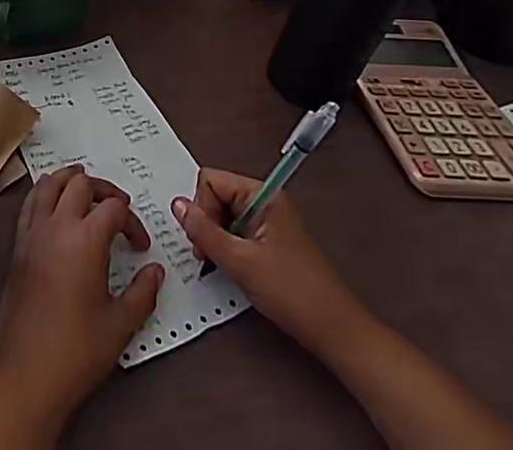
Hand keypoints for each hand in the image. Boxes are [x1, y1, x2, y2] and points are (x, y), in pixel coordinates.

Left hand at [0, 166, 164, 439]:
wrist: (28, 375)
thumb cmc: (75, 351)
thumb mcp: (121, 323)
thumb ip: (143, 292)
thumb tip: (154, 272)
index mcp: (85, 240)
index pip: (113, 208)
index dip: (132, 221)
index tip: (139, 245)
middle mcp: (55, 228)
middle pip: (80, 184)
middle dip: (103, 189)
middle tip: (117, 205)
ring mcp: (32, 235)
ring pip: (48, 184)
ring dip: (68, 179)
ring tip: (83, 185)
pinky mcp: (17, 247)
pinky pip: (29, 205)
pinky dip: (43, 194)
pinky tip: (52, 206)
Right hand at [172, 168, 359, 349]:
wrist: (335, 332)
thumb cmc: (292, 292)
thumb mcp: (240, 260)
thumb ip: (203, 230)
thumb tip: (176, 205)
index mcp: (263, 194)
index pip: (210, 180)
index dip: (200, 207)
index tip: (204, 237)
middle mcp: (264, 202)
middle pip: (214, 196)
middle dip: (205, 224)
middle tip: (207, 255)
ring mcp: (266, 222)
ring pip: (221, 216)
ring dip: (213, 239)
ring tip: (220, 265)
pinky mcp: (267, 241)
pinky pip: (233, 232)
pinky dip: (225, 248)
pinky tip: (231, 269)